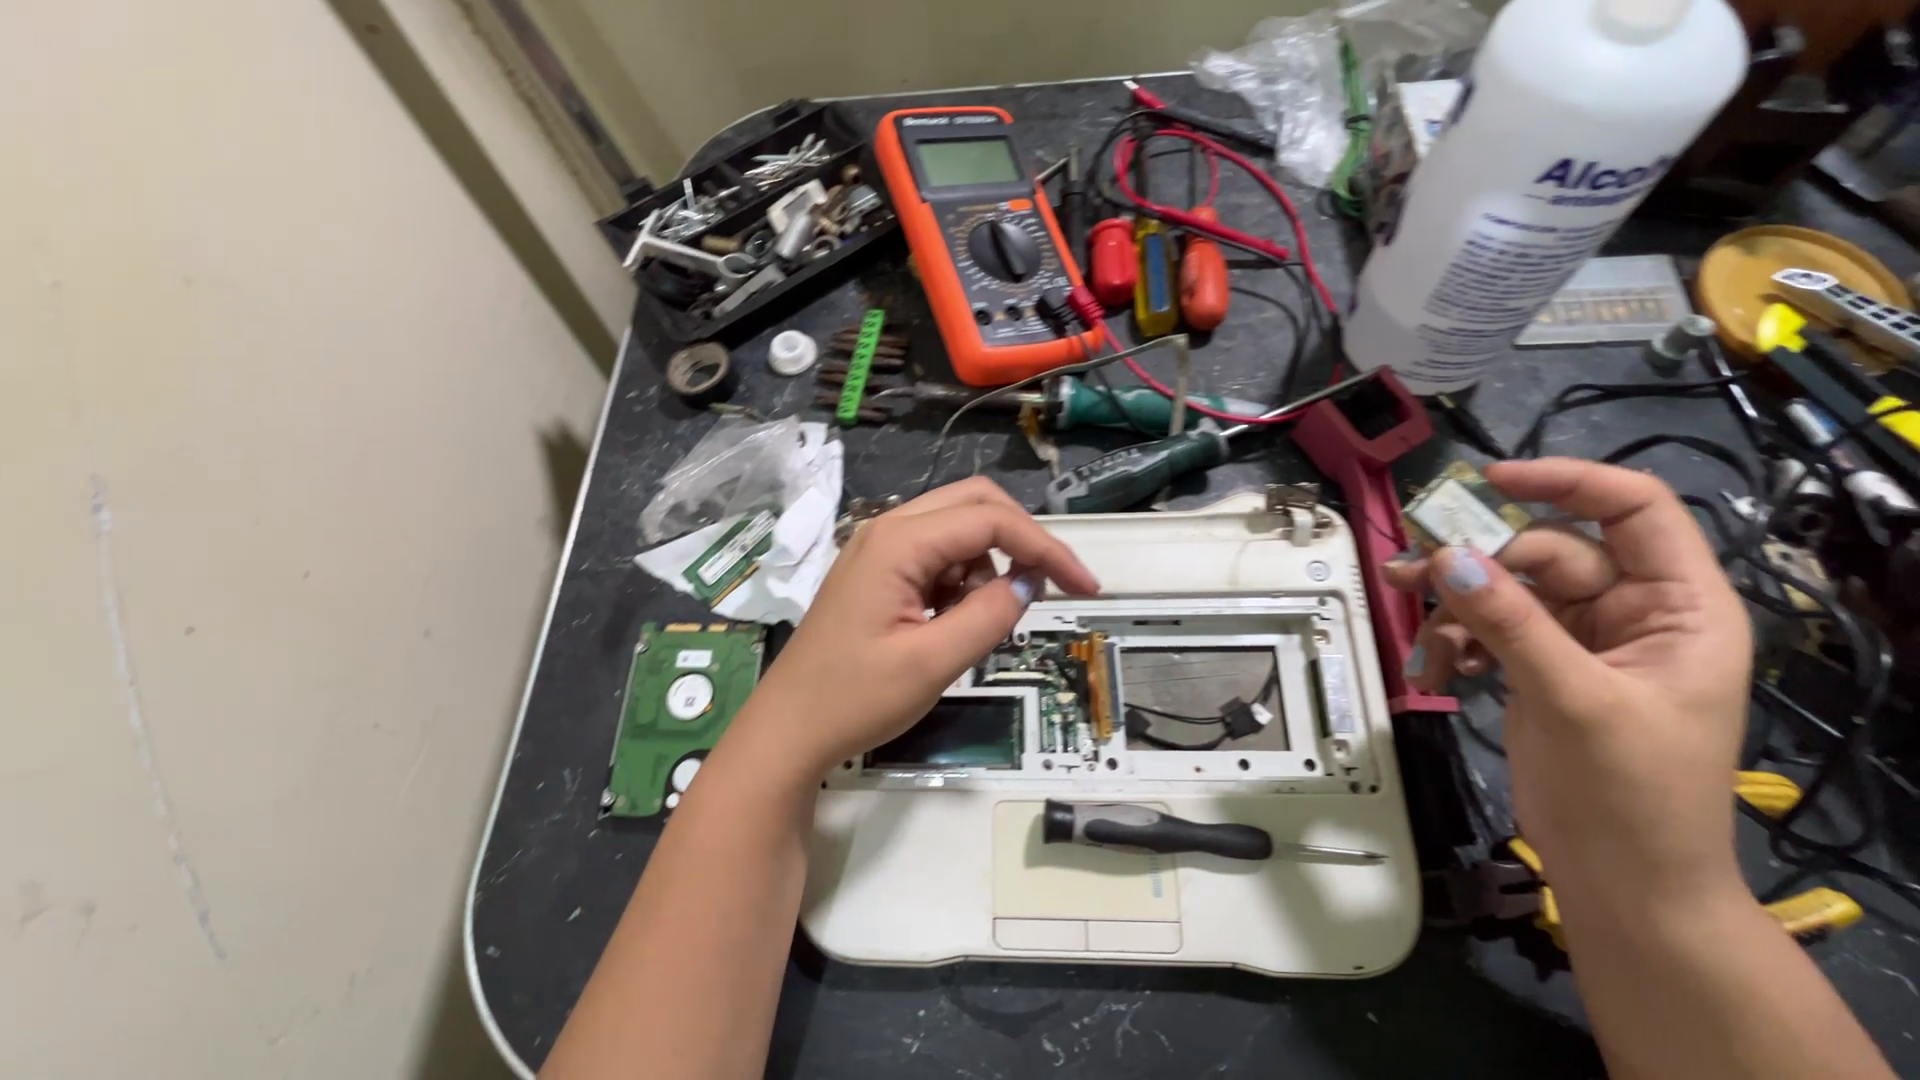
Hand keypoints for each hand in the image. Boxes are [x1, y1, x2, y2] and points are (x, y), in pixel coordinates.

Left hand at [735, 478, 1099, 775]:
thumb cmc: (853, 700)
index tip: (1085, 588)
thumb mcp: (932, 663)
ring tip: (978, 625)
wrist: (788, 730)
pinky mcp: (877, 574)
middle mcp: (888, 530)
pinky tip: (951, 624)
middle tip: (1055, 588)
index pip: (990, 521)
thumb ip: (988, 616)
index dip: (1045, 548)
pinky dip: (961, 581)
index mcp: (898, 542)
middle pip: (975, 504)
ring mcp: (878, 550)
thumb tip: (1030, 585)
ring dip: (987, 566)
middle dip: (1022, 541)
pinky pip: (936, 557)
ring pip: (957, 530)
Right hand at [1383, 459, 1752, 905]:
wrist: (1621, 881)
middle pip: (1544, 553)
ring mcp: (1580, 642)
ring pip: (1505, 593)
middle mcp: (1630, 612)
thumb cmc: (1631, 794)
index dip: (1567, 481)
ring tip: (1418, 641)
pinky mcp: (1539, 670)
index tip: (1488, 479)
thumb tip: (1447, 556)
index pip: (1633, 509)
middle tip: (1408, 574)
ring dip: (1455, 612)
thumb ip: (1510, 623)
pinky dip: (1456, 648)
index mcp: (1679, 605)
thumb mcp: (1574, 699)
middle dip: (1477, 566)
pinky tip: (1438, 677)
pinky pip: (1487, 633)